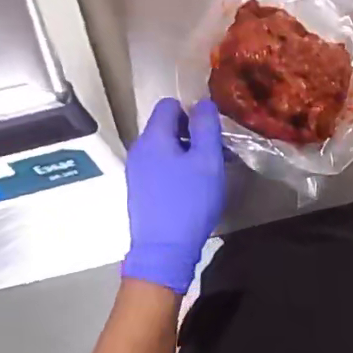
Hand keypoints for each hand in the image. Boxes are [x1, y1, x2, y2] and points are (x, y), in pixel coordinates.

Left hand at [121, 98, 224, 292]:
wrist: (164, 249)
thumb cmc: (190, 201)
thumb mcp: (207, 161)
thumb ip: (206, 128)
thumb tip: (203, 103)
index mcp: (153, 138)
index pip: (169, 105)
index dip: (193, 112)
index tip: (213, 132)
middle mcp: (139, 150)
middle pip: (166, 127)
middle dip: (192, 134)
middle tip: (216, 154)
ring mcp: (136, 171)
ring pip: (165, 149)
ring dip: (187, 154)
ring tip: (208, 174)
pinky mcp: (140, 190)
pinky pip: (160, 167)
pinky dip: (178, 170)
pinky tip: (193, 189)